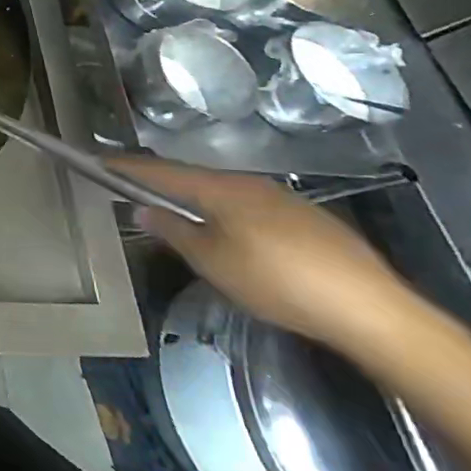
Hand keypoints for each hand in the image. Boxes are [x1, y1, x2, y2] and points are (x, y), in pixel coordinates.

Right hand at [114, 156, 419, 353]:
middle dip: (162, 181)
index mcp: (221, 188)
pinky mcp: (307, 220)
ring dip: (195, 198)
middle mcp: (250, 183)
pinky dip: (226, 211)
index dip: (129, 167)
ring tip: (175, 212)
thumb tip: (144, 209)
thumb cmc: (277, 282)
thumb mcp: (212, 262)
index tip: (100, 160)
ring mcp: (283, 199)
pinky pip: (250, 206)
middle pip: (194, 178)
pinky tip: (229, 234)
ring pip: (224, 192)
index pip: (162, 171)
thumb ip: (174, 232)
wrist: (370, 310)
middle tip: (133, 187)